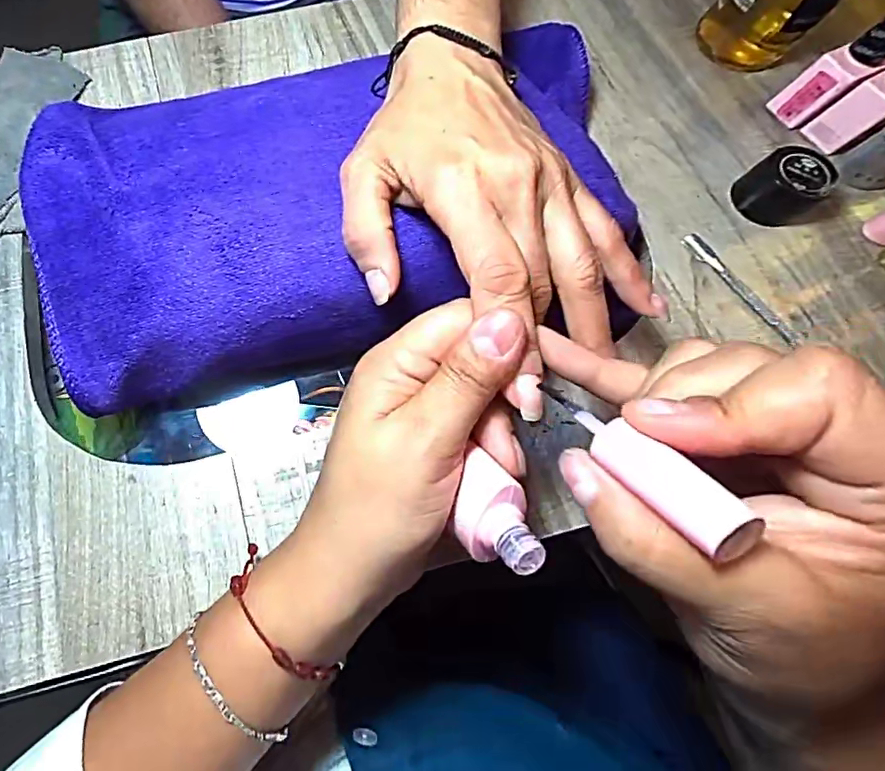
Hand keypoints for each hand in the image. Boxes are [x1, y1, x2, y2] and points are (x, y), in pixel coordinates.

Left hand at [276, 302, 526, 645]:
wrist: (354, 568)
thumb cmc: (378, 506)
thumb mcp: (426, 439)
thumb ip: (466, 379)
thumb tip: (506, 316)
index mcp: (394, 360)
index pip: (463, 316)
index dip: (506, 342)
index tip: (529, 390)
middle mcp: (407, 372)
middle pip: (481, 353)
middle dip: (505, 397)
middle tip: (505, 443)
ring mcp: (420, 403)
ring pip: (487, 393)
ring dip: (502, 431)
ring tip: (495, 469)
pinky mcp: (436, 433)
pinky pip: (480, 424)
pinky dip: (494, 449)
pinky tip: (492, 477)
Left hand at [340, 36, 661, 419]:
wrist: (451, 68)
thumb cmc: (401, 127)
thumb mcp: (362, 173)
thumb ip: (366, 234)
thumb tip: (384, 293)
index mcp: (464, 191)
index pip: (497, 274)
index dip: (507, 334)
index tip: (512, 383)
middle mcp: (518, 188)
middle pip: (542, 280)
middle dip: (544, 344)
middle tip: (543, 400)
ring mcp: (551, 182)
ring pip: (583, 262)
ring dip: (592, 320)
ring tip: (600, 372)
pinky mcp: (567, 177)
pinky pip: (605, 227)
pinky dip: (627, 268)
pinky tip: (646, 306)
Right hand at [542, 332, 884, 756]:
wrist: (787, 672)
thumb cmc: (797, 654)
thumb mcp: (738, 610)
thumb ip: (656, 542)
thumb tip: (581, 468)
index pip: (823, 392)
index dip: (733, 403)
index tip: (658, 434)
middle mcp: (843, 436)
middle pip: (752, 368)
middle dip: (677, 400)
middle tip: (632, 447)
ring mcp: (776, 423)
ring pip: (704, 363)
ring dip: (648, 395)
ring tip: (624, 442)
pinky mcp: (717, 423)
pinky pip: (663, 381)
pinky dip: (609, 374)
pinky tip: (563, 355)